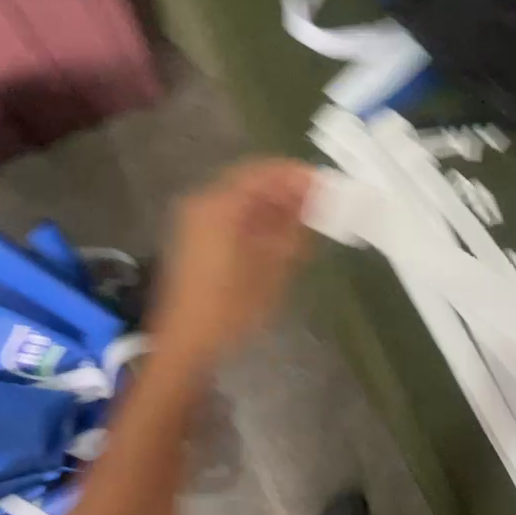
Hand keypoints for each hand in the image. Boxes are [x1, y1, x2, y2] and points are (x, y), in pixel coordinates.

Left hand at [146, 157, 314, 372]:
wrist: (186, 343)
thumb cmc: (231, 308)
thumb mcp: (273, 267)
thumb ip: (296, 227)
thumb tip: (317, 200)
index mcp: (220, 204)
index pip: (267, 171)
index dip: (301, 176)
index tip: (329, 189)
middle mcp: (204, 202)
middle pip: (253, 182)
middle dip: (289, 192)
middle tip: (322, 208)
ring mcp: (195, 220)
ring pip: (242, 200)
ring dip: (274, 207)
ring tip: (306, 226)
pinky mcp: (194, 239)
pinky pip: (230, 216)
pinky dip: (256, 221)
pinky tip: (278, 240)